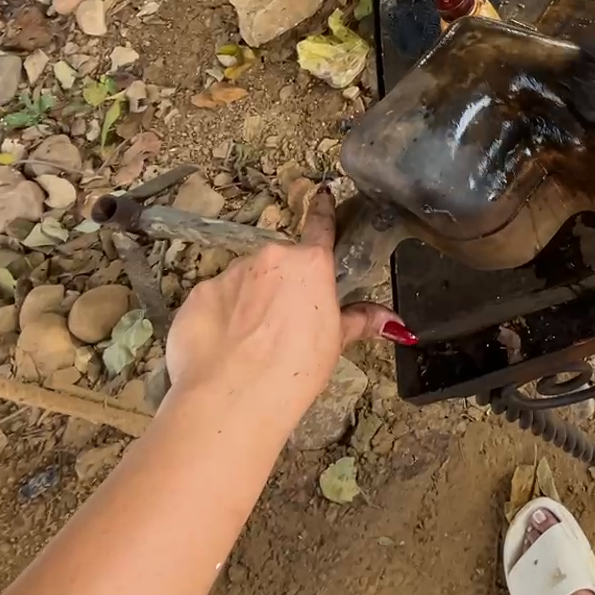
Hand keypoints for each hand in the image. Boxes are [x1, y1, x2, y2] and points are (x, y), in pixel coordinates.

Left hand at [162, 192, 408, 438]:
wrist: (230, 400)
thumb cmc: (295, 369)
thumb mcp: (336, 343)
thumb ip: (361, 321)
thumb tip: (397, 324)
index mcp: (310, 263)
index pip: (320, 225)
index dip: (323, 210)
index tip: (322, 194)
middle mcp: (270, 257)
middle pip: (280, 263)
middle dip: (282, 285)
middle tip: (284, 322)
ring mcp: (229, 274)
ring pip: (245, 281)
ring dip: (250, 301)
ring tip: (251, 342)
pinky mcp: (196, 295)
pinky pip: (215, 300)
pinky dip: (221, 317)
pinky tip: (224, 347)